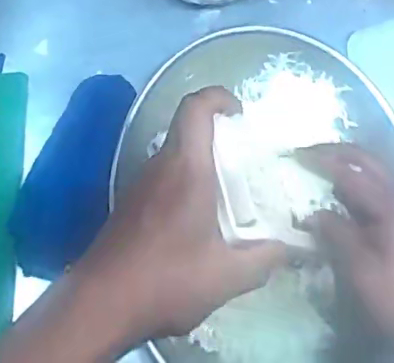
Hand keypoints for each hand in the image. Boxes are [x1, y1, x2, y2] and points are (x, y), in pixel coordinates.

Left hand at [77, 86, 288, 338]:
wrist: (103, 298)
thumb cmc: (167, 277)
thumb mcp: (225, 276)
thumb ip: (262, 259)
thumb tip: (290, 248)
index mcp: (186, 167)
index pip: (195, 107)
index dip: (217, 97)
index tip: (240, 113)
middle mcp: (162, 164)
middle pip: (187, 128)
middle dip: (217, 134)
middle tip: (245, 158)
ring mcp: (142, 180)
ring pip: (175, 153)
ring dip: (201, 161)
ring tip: (228, 192)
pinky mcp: (132, 200)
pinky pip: (164, 175)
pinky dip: (185, 181)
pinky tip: (198, 218)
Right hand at [301, 144, 393, 362]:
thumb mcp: (361, 268)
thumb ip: (336, 233)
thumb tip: (314, 213)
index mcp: (390, 205)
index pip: (350, 171)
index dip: (321, 160)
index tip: (296, 155)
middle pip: (368, 161)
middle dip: (337, 152)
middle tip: (310, 153)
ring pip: (376, 173)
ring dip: (350, 165)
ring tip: (323, 168)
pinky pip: (380, 189)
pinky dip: (359, 183)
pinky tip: (344, 196)